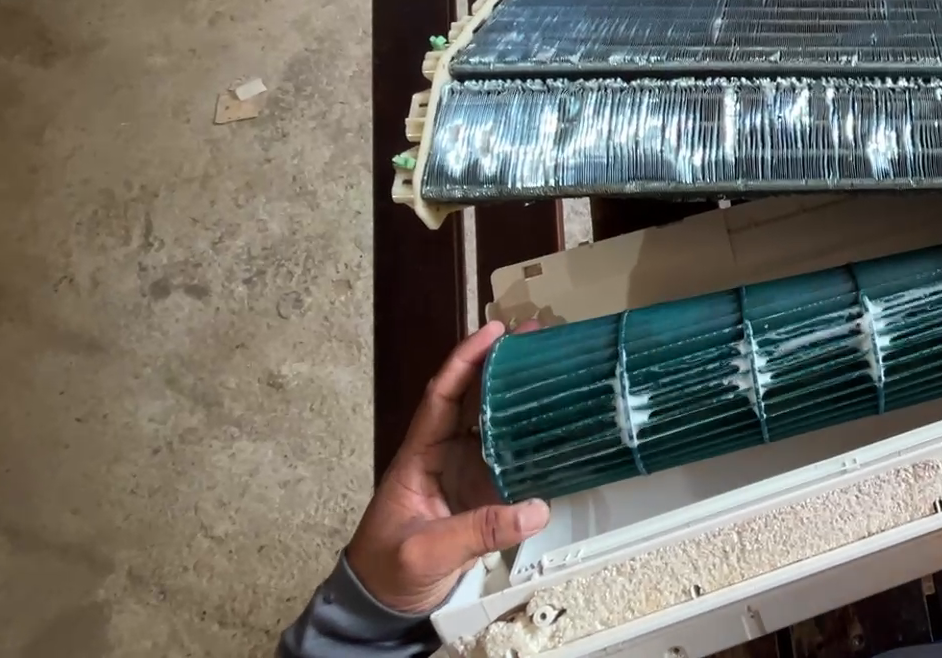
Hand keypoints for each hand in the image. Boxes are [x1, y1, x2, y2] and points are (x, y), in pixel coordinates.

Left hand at [345, 320, 550, 613]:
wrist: (383, 608)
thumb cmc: (388, 573)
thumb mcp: (426, 553)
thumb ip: (478, 530)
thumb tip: (537, 508)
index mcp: (420, 455)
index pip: (443, 396)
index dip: (466, 361)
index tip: (494, 331)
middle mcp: (446, 452)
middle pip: (474, 396)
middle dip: (502, 362)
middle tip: (536, 334)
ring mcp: (468, 469)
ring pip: (495, 417)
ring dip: (520, 389)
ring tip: (552, 361)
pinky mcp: (487, 487)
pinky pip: (512, 447)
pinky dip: (533, 426)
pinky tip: (558, 414)